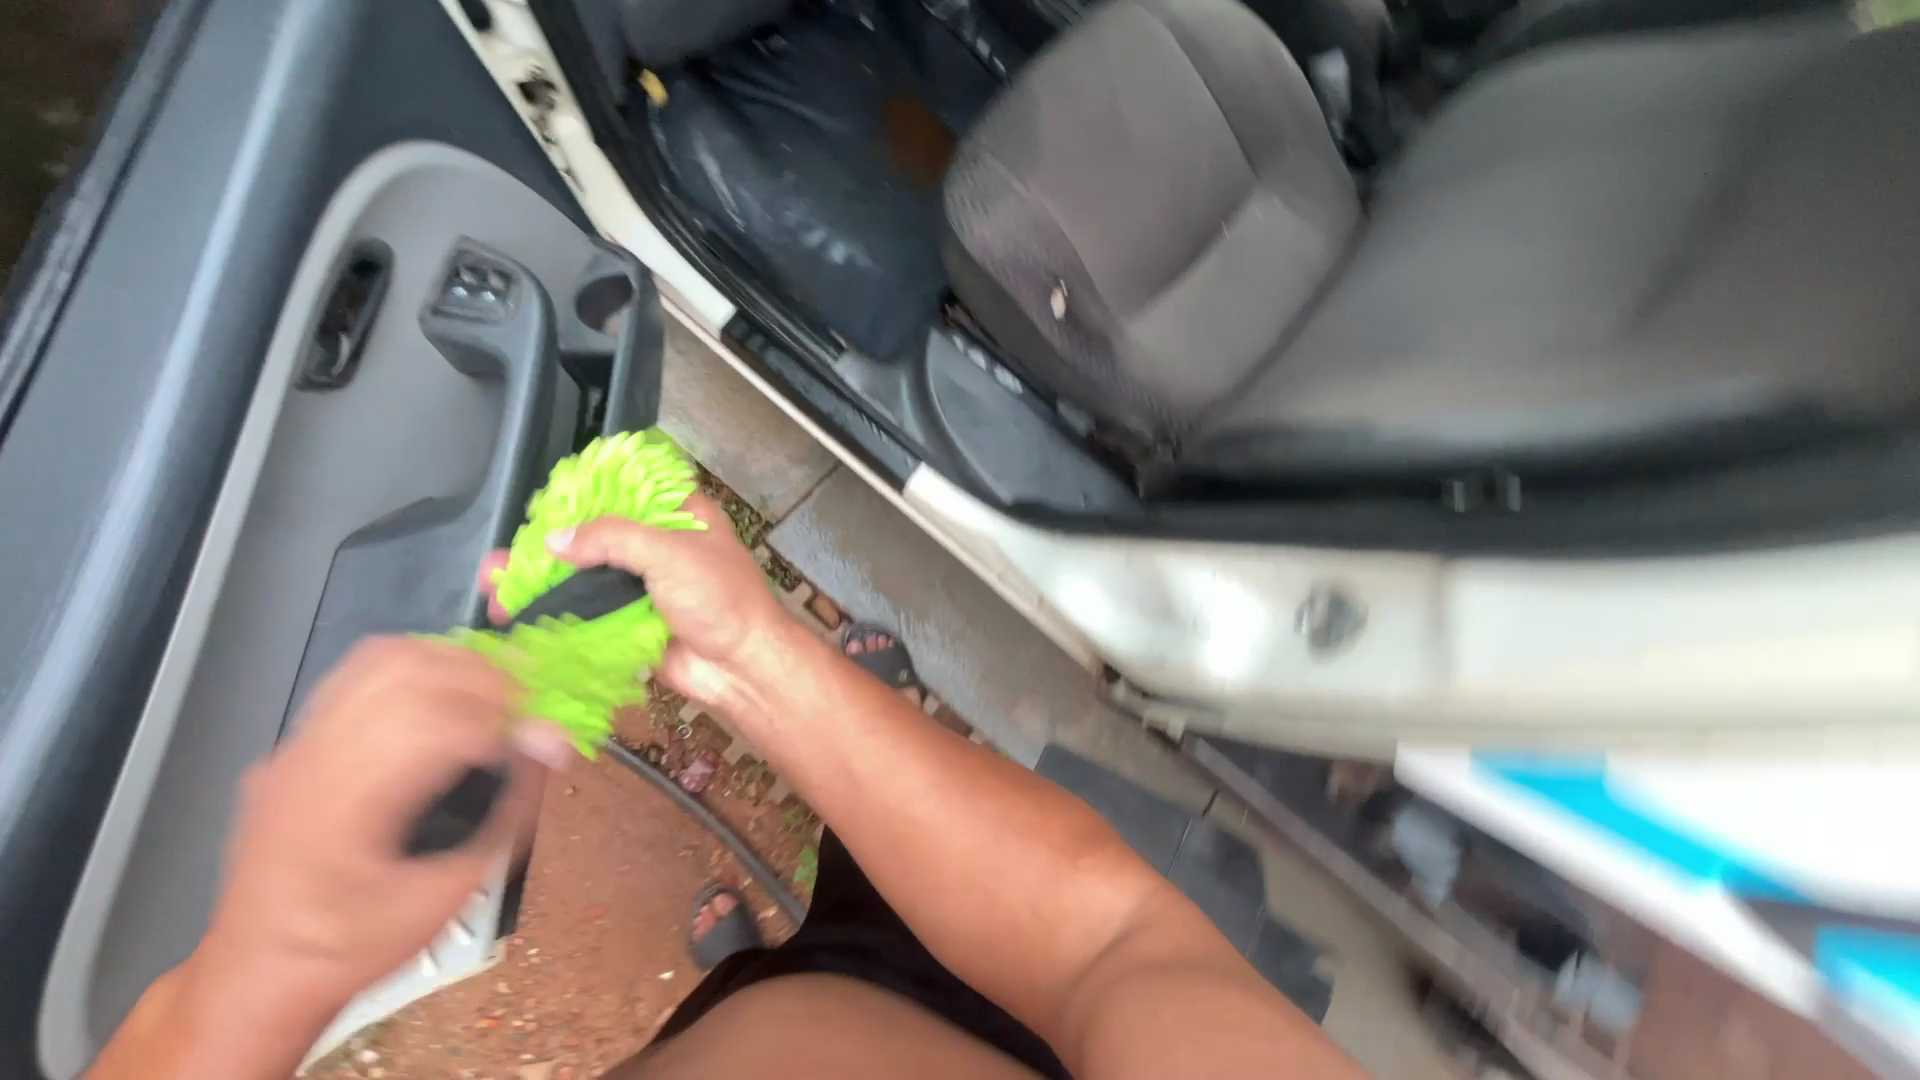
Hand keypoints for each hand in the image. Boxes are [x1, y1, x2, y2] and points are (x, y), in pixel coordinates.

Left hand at [198, 638, 555, 1010]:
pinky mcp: (298, 742)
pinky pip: (361, 673)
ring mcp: (297, 745)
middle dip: (484, 679)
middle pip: (409, 674)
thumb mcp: (447, 895)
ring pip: (383, 659)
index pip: (434, 724)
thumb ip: (508, 813)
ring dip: (454, 662)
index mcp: (344, 806)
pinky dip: (419, 665)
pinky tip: (450, 689)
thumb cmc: (353, 946)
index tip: (543, 738)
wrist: (257, 977)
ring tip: (496, 689)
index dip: (502, 720)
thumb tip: (552, 748)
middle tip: (527, 705)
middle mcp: (311, 761)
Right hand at [478, 494, 790, 707]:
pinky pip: (589, 610)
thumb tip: (555, 539)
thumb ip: (613, 538)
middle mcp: (661, 545)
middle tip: (509, 550)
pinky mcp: (632, 621)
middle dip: (552, 542)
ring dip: (544, 579)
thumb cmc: (722, 601)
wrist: (742, 668)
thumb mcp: (671, 554)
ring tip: (495, 581)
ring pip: (587, 575)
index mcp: (682, 516)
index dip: (587, 491)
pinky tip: (514, 612)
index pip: (628, 490)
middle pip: (598, 535)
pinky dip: (555, 610)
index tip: (544, 499)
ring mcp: (645, 585)